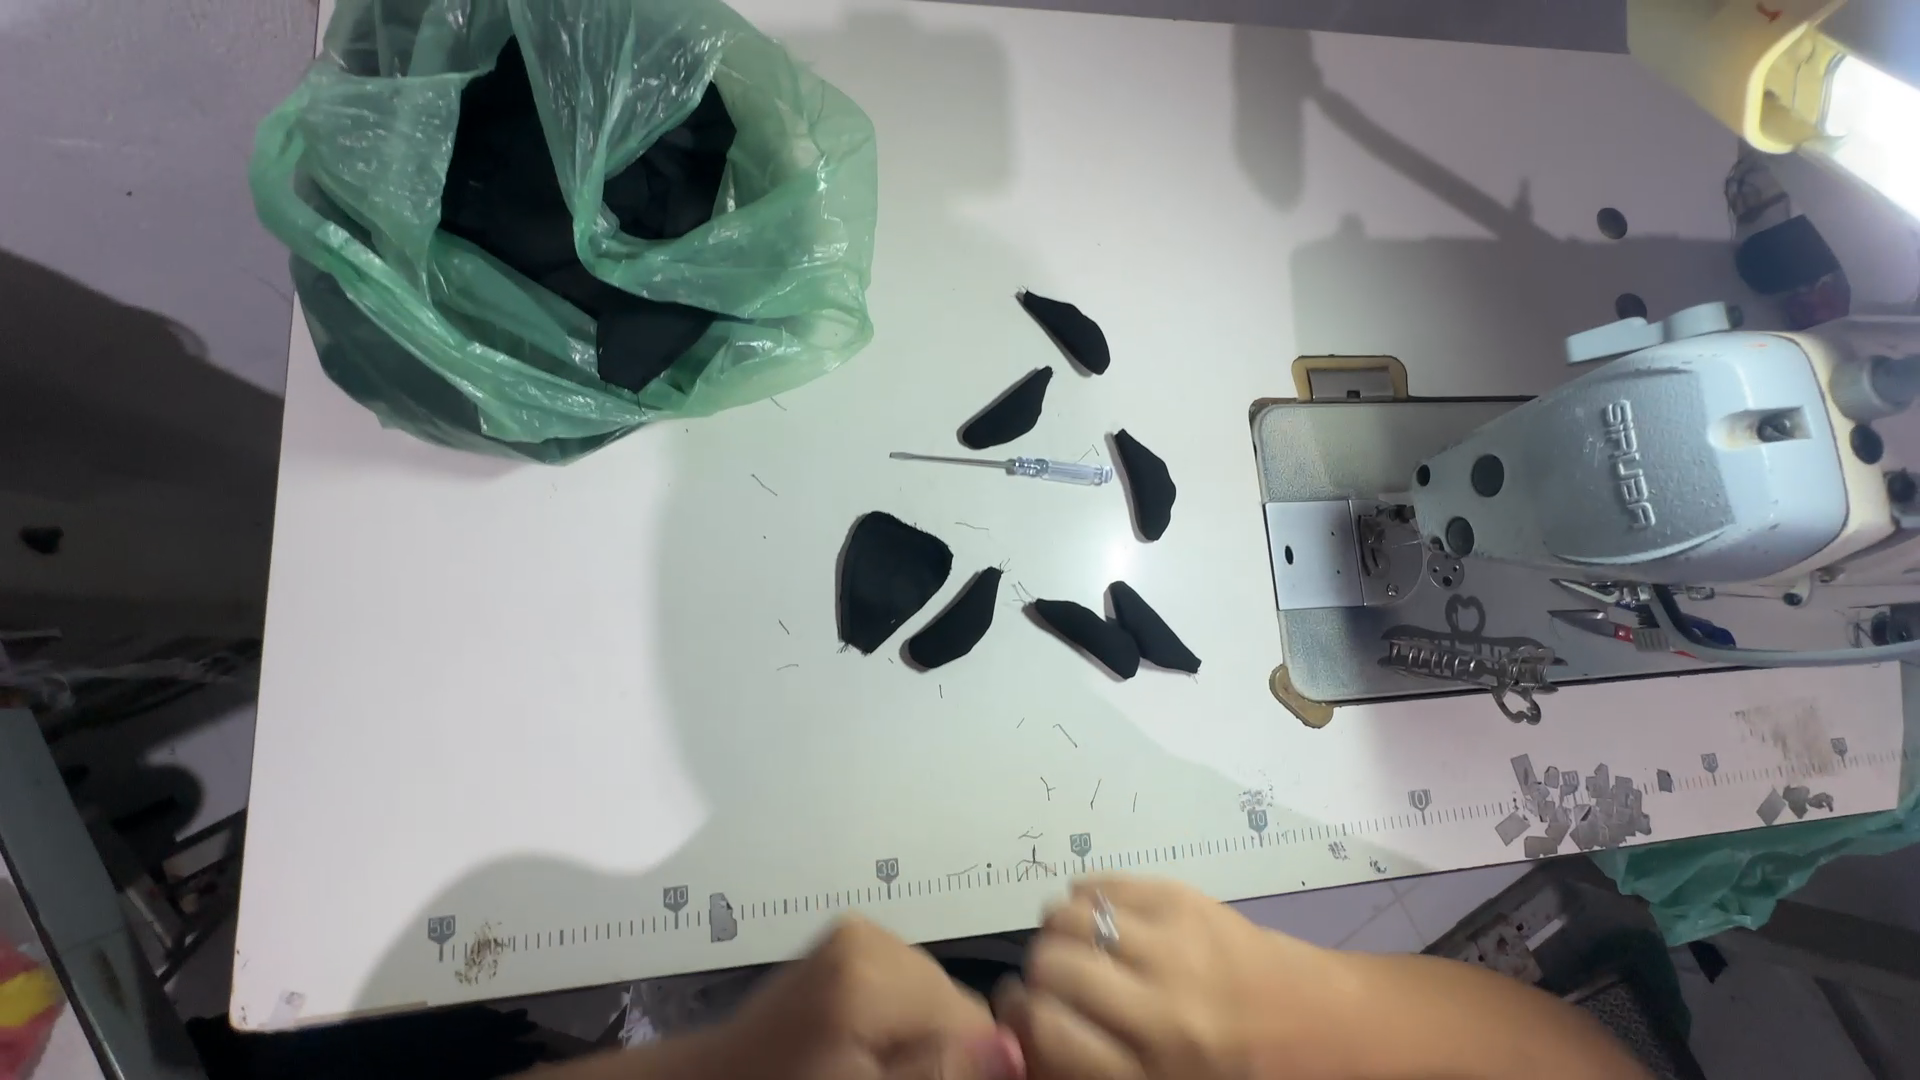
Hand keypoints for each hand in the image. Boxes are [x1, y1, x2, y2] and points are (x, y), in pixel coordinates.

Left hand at [715, 916, 1024, 1079]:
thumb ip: (938, 1074)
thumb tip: (1013, 1050)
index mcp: (872, 969)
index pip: (971, 1014)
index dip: (965, 1062)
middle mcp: (868, 933)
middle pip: (950, 998)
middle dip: (936, 1045)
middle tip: (886, 1073)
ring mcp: (854, 931)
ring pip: (928, 988)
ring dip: (916, 1031)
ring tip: (868, 1062)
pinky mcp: (845, 940)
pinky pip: (902, 977)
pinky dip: (894, 1013)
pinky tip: (860, 1041)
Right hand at [996, 876, 1357, 1079]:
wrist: (1324, 1027)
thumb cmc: (1242, 1074)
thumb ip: (1093, 1066)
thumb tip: (1026, 1030)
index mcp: (1153, 1073)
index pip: (1048, 1031)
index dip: (1019, 1017)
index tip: (1020, 1009)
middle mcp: (1159, 1010)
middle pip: (1052, 967)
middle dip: (1038, 970)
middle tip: (1051, 976)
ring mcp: (1172, 945)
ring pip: (1070, 915)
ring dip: (1057, 928)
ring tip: (1072, 941)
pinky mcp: (1183, 898)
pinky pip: (1103, 885)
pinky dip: (1086, 897)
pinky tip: (1098, 914)